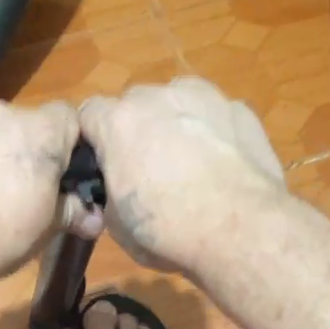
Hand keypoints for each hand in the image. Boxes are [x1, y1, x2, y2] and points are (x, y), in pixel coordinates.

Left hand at [0, 100, 79, 278]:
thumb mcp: (44, 228)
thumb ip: (71, 212)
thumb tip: (94, 219)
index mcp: (41, 132)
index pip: (69, 117)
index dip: (68, 143)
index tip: (61, 172)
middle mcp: (2, 113)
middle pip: (24, 123)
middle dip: (24, 149)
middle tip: (17, 188)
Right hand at [78, 78, 287, 273]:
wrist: (240, 230)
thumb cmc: (167, 231)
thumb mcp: (117, 225)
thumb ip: (110, 192)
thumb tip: (118, 191)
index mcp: (118, 123)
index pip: (89, 113)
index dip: (94, 140)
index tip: (103, 165)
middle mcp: (157, 97)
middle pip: (134, 104)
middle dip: (136, 129)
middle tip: (147, 169)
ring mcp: (203, 97)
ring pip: (177, 100)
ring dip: (174, 123)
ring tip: (189, 162)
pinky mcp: (240, 109)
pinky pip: (215, 115)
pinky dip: (213, 132)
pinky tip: (222, 165)